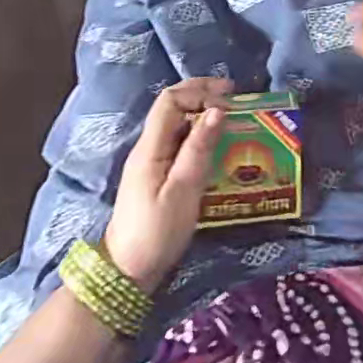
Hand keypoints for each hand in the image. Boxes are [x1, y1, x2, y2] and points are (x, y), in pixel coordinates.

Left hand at [102, 77, 231, 291]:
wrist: (127, 270)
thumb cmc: (157, 232)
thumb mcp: (183, 191)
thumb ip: (199, 149)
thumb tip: (217, 111)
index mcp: (150, 147)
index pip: (170, 101)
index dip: (199, 91)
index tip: (230, 96)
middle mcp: (148, 147)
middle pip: (172, 107)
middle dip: (202, 96)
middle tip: (235, 100)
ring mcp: (151, 161)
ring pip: (177, 125)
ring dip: (203, 116)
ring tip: (233, 120)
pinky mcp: (157, 175)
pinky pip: (179, 144)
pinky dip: (200, 137)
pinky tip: (218, 146)